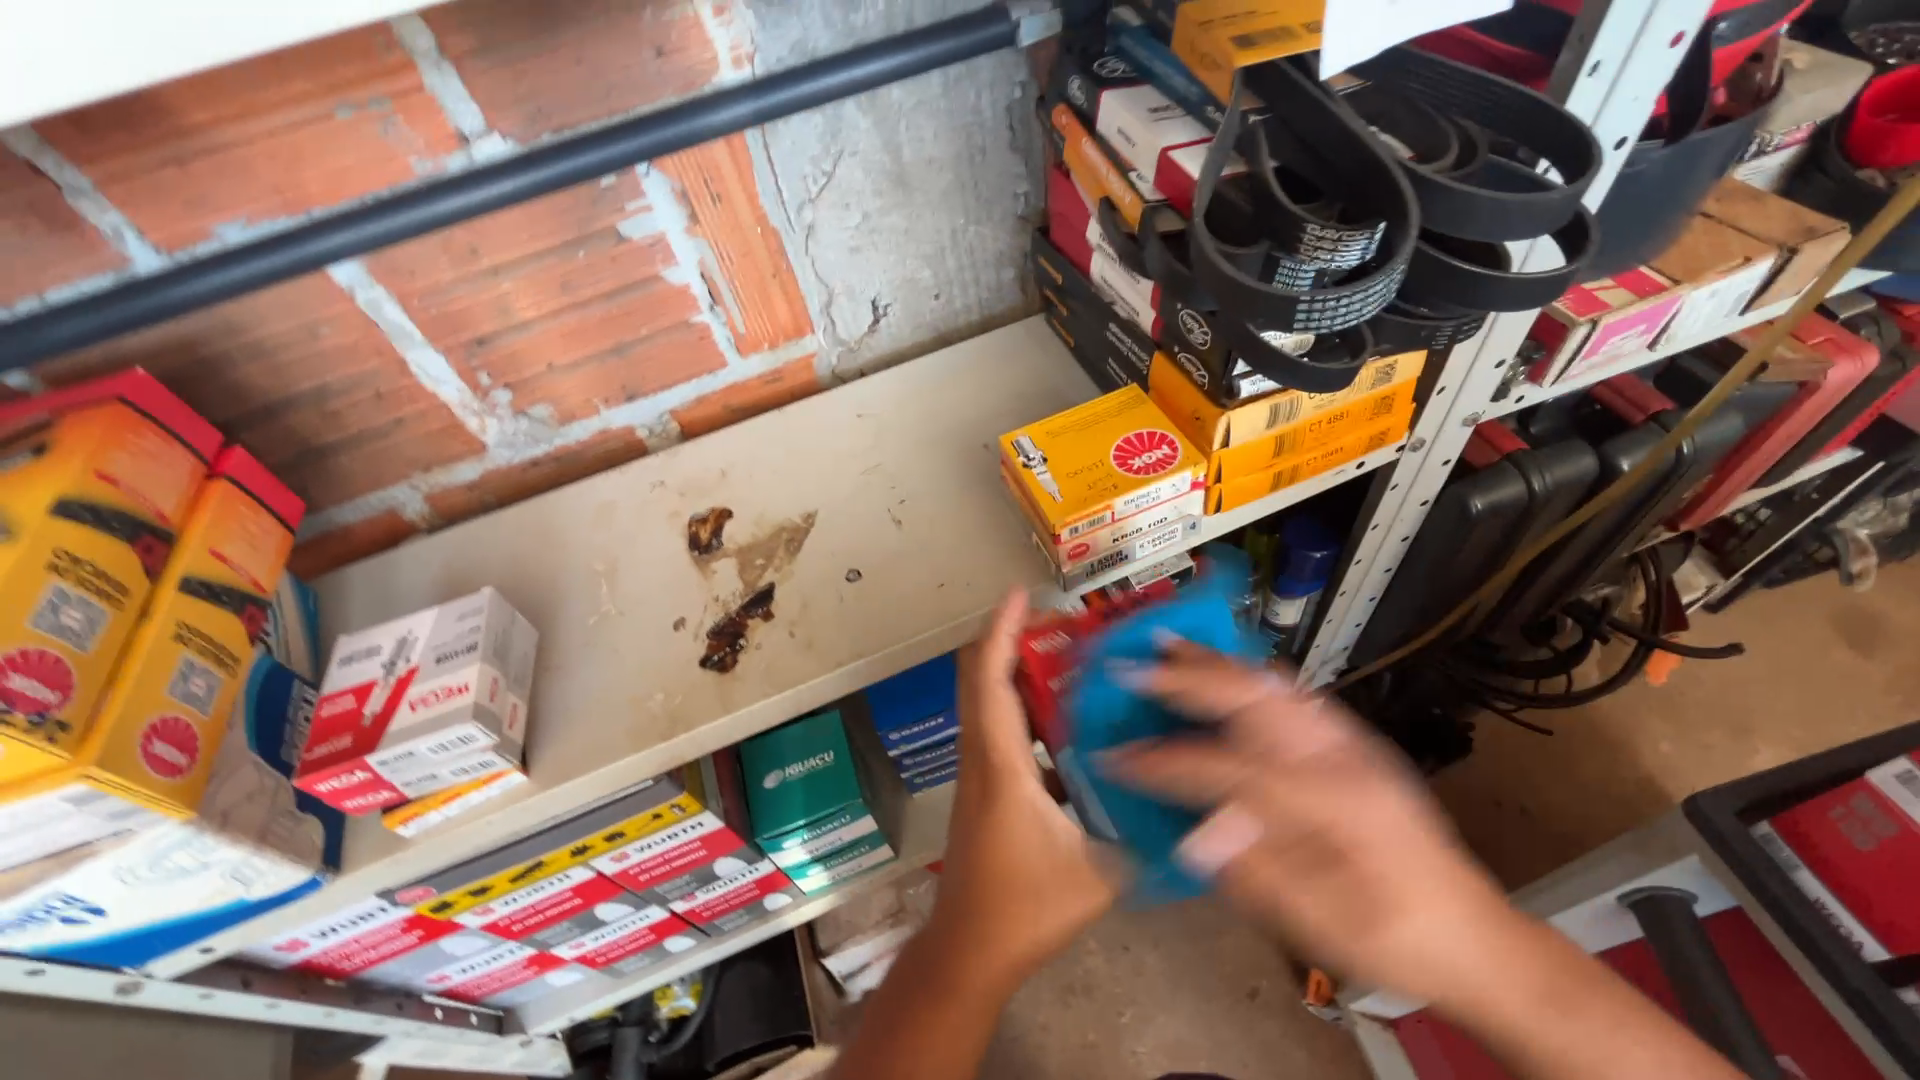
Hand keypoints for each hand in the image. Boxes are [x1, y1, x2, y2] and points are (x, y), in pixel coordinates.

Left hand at [928, 588, 1120, 987]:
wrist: (968, 951)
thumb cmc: (1023, 909)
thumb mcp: (1098, 875)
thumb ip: (1146, 839)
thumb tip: (1194, 806)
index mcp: (1002, 766)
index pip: (991, 681)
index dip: (1001, 632)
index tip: (1020, 594)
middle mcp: (983, 759)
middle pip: (980, 680)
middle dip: (1012, 640)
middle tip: (1060, 621)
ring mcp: (980, 775)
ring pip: (988, 704)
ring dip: (1017, 673)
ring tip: (1069, 659)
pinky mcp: (986, 791)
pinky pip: (1000, 732)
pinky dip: (1025, 710)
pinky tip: (1068, 720)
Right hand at [1098, 640, 1523, 1009]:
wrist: (1475, 937)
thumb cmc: (1395, 940)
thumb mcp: (1322, 926)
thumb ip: (1257, 873)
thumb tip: (1193, 834)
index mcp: (1329, 805)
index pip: (1225, 769)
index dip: (1162, 762)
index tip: (1114, 757)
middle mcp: (1338, 758)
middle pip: (1250, 699)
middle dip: (1183, 679)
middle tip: (1131, 665)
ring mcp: (1351, 744)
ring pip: (1273, 685)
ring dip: (1217, 662)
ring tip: (1171, 643)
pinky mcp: (1357, 746)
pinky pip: (1296, 694)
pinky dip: (1252, 675)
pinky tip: (1231, 671)